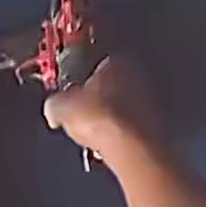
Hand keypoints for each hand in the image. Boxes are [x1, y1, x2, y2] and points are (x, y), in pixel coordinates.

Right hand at [43, 56, 159, 155]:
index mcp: (118, 60)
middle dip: (96, 103)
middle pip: (111, 88)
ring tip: (93, 135)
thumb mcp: (60, 107)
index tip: (71, 96)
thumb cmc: (100, 117)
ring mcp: (149, 102)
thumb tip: (52, 109)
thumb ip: (54, 103)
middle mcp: (139, 76)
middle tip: (80, 118)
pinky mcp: (153, 127)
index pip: (96, 66)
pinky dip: (118, 137)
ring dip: (108, 122)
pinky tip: (107, 146)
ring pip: (121, 110)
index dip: (80, 83)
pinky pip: (129, 130)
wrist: (127, 146)